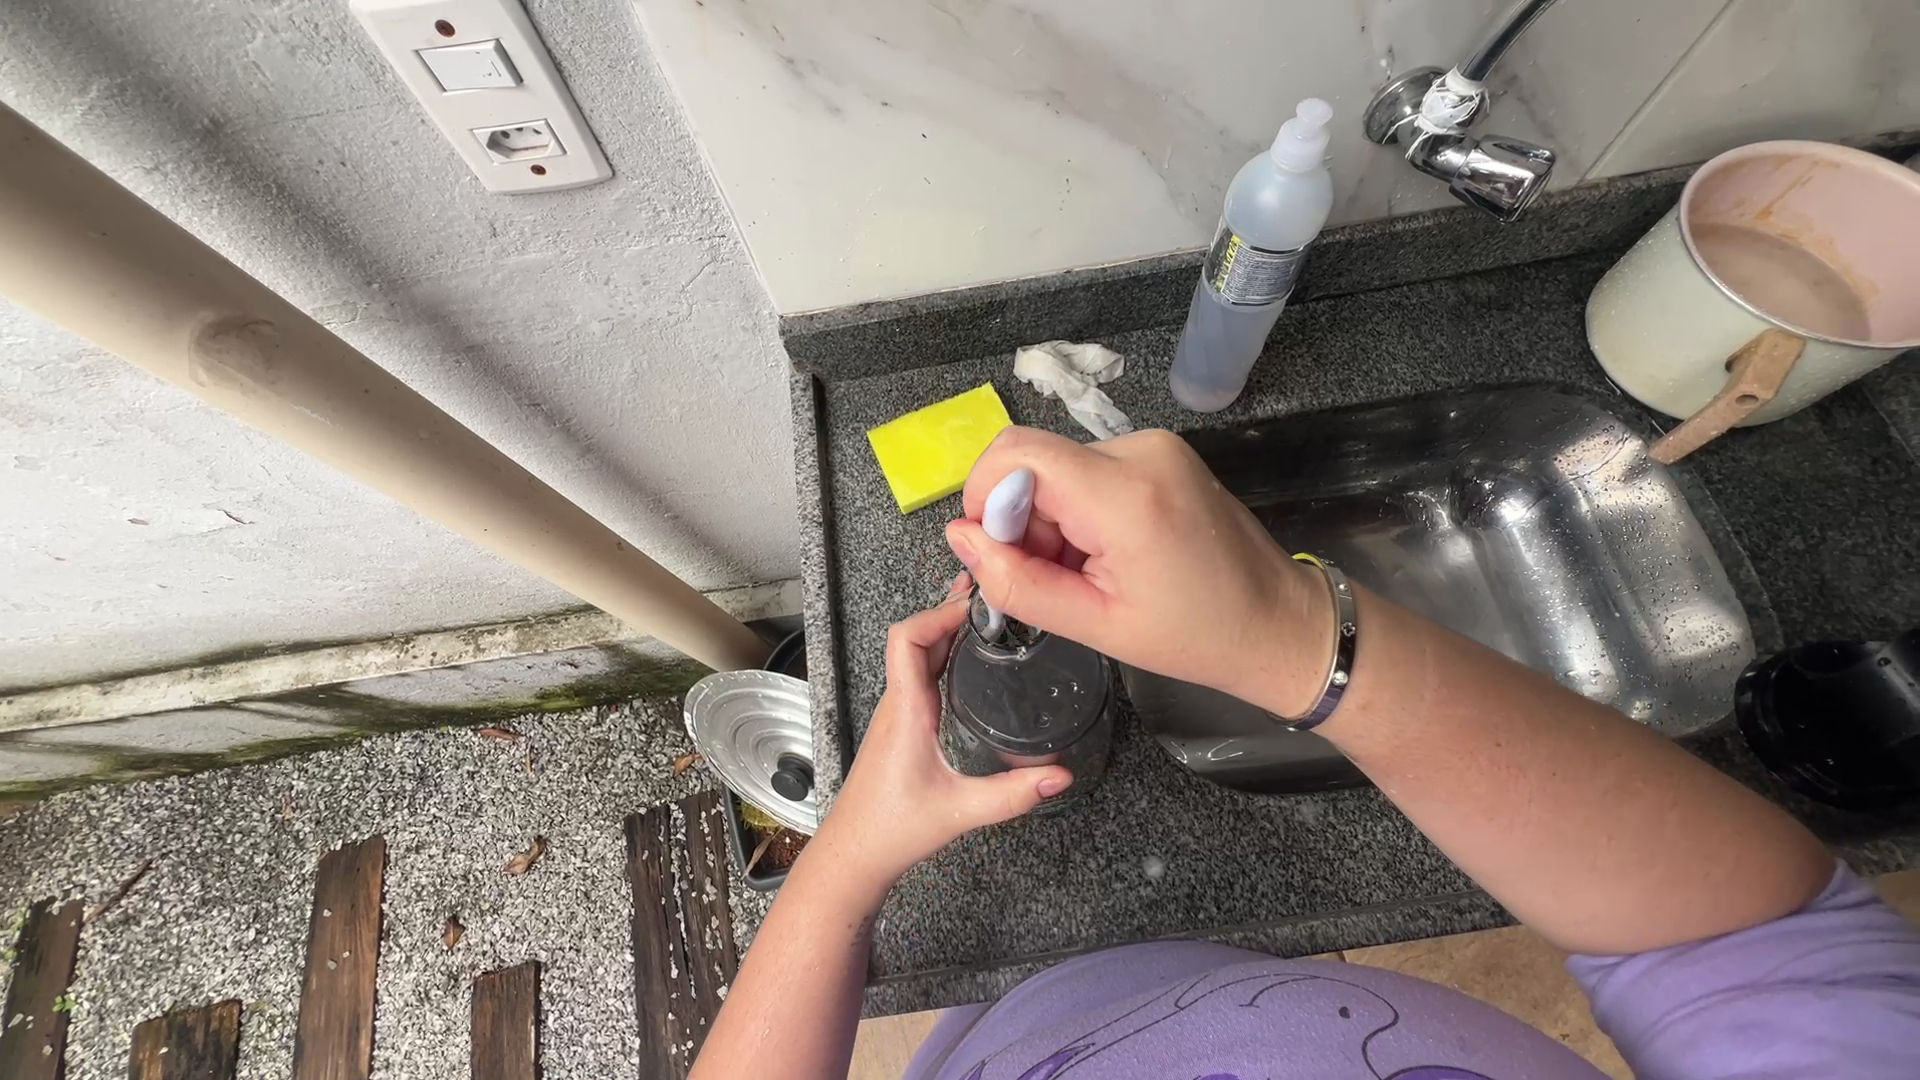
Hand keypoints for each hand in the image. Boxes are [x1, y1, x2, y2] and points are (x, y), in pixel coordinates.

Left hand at [813, 574, 1073, 886]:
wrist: (853, 854)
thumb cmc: (891, 830)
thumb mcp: (959, 811)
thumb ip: (1012, 794)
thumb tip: (1061, 776)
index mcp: (906, 710)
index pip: (907, 638)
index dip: (938, 612)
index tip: (978, 606)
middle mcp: (898, 701)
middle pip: (916, 636)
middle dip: (951, 610)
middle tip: (995, 599)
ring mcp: (898, 710)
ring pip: (917, 652)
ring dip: (946, 628)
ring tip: (987, 615)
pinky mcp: (903, 721)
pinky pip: (920, 670)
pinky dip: (944, 650)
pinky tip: (970, 655)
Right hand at [945, 427, 1332, 716]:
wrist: (1278, 622)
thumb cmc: (1194, 636)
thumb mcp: (1095, 625)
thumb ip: (1017, 582)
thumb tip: (959, 537)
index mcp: (1125, 495)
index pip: (1017, 454)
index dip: (984, 497)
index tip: (994, 550)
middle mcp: (1140, 450)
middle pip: (1034, 463)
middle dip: (1020, 520)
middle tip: (1049, 577)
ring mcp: (1153, 446)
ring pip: (1057, 468)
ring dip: (1049, 520)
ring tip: (1084, 573)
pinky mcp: (1159, 453)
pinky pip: (1087, 470)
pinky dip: (1076, 511)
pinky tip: (1102, 554)